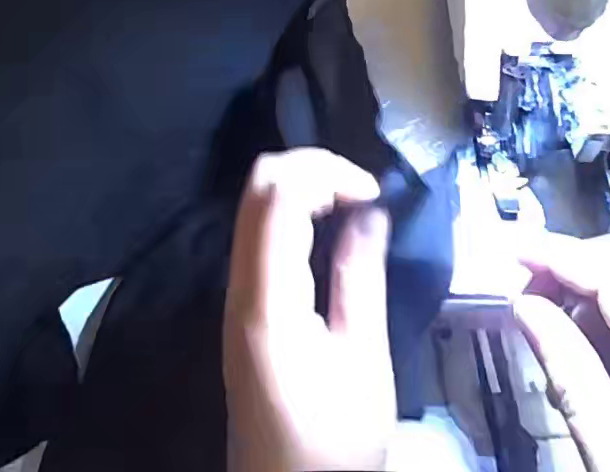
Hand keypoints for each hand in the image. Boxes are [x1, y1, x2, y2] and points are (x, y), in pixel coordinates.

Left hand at [224, 149, 394, 471]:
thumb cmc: (333, 442)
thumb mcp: (363, 358)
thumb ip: (362, 275)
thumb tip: (371, 211)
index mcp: (268, 302)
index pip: (279, 199)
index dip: (329, 174)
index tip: (374, 194)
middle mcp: (240, 290)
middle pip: (258, 187)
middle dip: (313, 167)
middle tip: (362, 189)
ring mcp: (236, 296)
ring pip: (256, 203)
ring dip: (306, 183)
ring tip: (353, 202)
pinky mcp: (244, 306)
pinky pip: (261, 229)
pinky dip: (297, 207)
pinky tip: (331, 224)